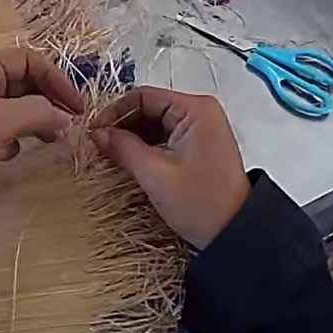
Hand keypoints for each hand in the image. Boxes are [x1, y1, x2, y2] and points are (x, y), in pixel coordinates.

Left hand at [0, 49, 85, 233]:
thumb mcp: (3, 122)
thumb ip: (41, 113)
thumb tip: (66, 118)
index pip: (28, 60)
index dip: (57, 80)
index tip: (78, 108)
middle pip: (21, 83)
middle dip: (47, 102)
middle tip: (70, 126)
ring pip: (11, 109)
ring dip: (33, 122)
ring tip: (51, 142)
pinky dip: (12, 140)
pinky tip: (11, 157)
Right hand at [90, 86, 246, 248]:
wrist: (238, 236)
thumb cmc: (200, 202)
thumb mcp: (155, 173)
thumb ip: (122, 147)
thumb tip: (95, 133)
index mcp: (195, 109)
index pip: (143, 96)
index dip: (115, 111)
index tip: (94, 131)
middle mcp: (199, 112)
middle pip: (148, 107)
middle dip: (122, 125)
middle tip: (98, 144)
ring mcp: (200, 129)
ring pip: (153, 123)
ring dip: (131, 136)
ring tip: (110, 153)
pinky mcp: (197, 145)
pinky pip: (163, 136)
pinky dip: (144, 146)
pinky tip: (128, 160)